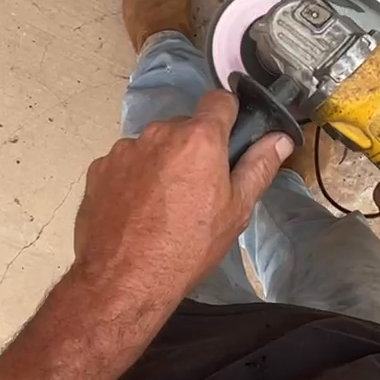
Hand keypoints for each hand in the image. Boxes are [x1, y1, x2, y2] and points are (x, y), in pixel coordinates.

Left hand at [70, 90, 290, 312]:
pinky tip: (138, 210)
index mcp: (199, 138)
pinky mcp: (100, 167)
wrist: (123, 280)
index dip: (229, 116)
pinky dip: (135, 177)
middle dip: (194, 148)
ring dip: (163, 162)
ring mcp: (125, 149)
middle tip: (200, 187)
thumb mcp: (236, 211)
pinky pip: (127, 163)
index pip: (220, 100)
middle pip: (185, 126)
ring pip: (155, 145)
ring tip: (164, 204)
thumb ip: (259, 167)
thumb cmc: (188, 247)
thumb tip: (279, 139)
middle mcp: (160, 132)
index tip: (230, 138)